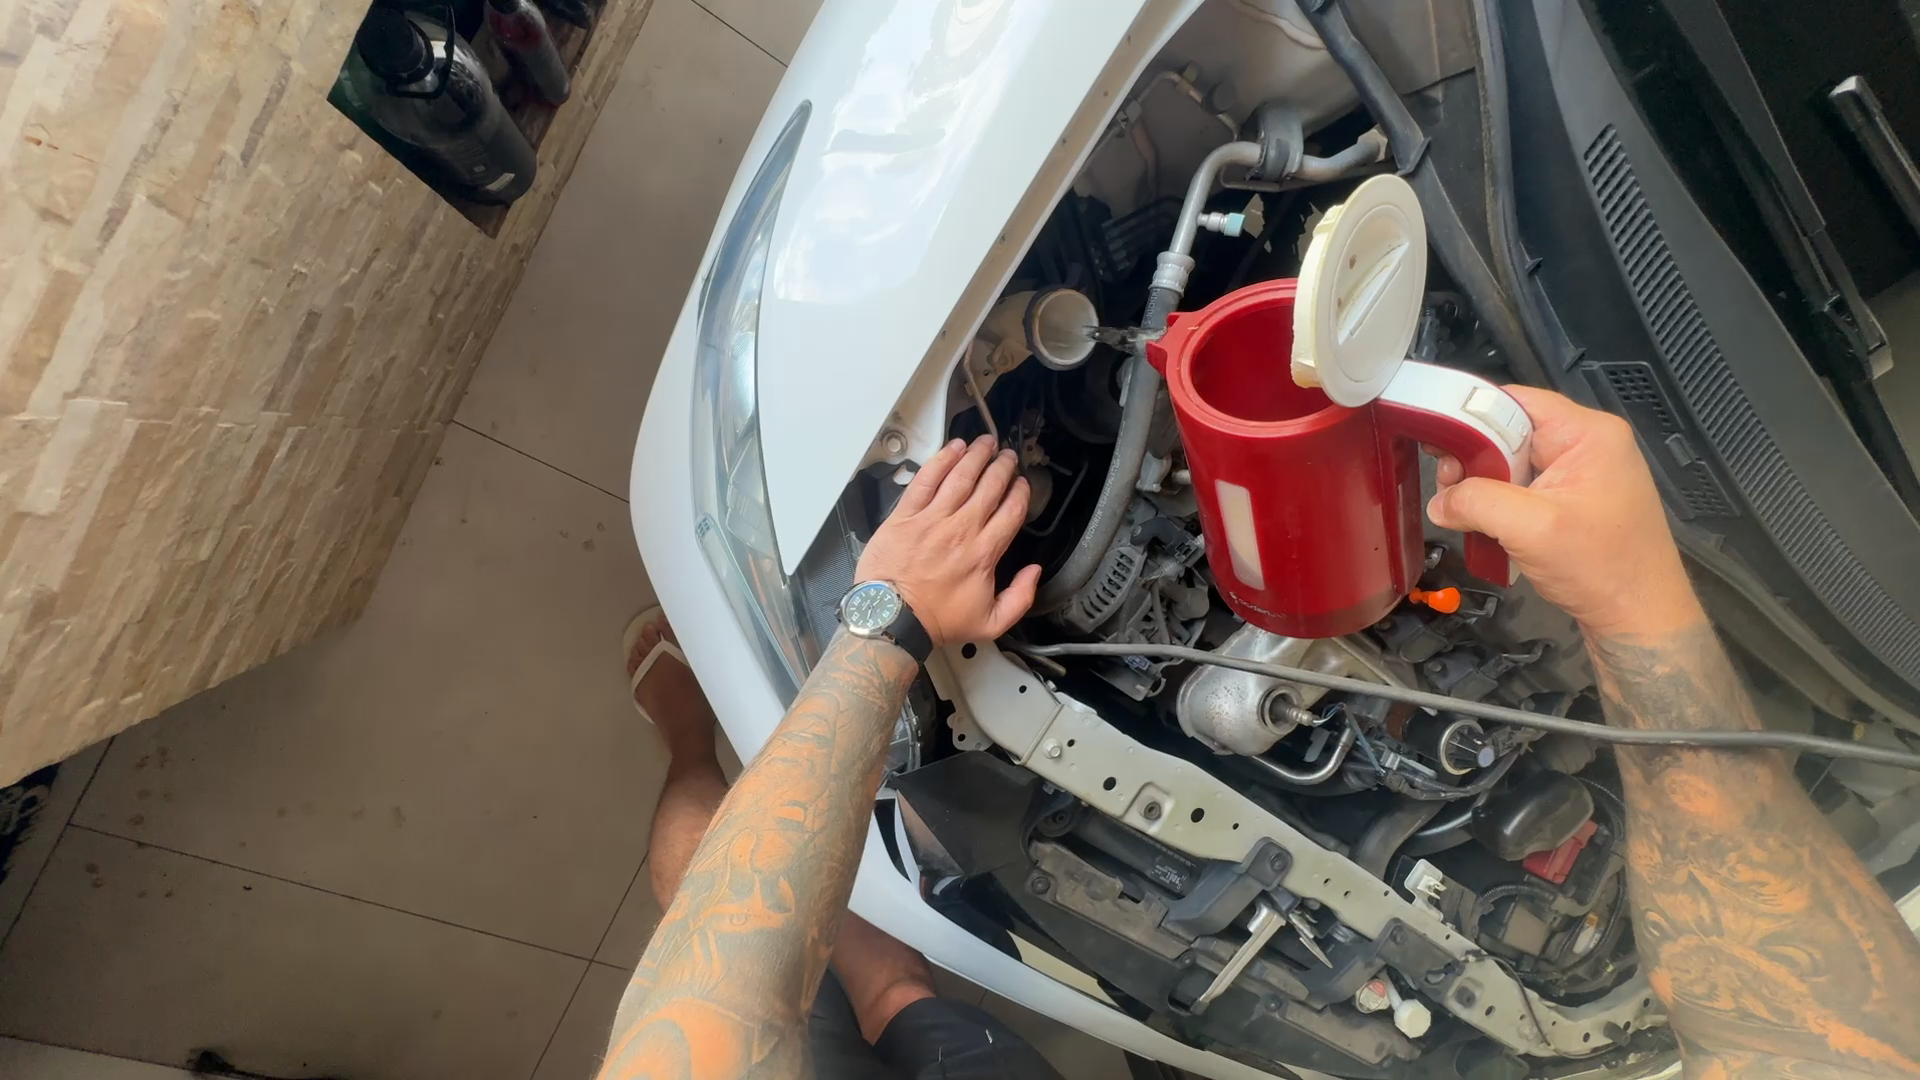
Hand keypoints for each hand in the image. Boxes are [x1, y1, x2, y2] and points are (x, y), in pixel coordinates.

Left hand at [856, 435, 1042, 647]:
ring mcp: (932, 519)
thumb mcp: (990, 623)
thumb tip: (1034, 573)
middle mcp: (961, 530)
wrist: (890, 618)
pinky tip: (953, 448)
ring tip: (986, 443)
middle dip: (1002, 467)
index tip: (1021, 484)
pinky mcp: (906, 515)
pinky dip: (942, 460)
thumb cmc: (935, 619)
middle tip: (1007, 457)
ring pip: (961, 477)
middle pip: (989, 487)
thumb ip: (1020, 598)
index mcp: (983, 554)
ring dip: (977, 455)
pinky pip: (927, 480)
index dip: (1020, 492)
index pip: (1011, 511)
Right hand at [1426, 386, 1704, 639]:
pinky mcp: (1562, 497)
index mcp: (1586, 434)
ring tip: (1467, 513)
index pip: (1512, 400)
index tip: (1433, 442)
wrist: (1636, 615)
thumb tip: (1440, 502)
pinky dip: (1489, 502)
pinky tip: (1484, 523)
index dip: (1467, 416)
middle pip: (1503, 430)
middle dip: (1468, 458)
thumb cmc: (1600, 566)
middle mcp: (1581, 444)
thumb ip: (1476, 501)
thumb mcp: (1530, 527)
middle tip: (1451, 489)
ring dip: (1476, 485)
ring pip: (1502, 460)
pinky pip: (1511, 485)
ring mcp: (1572, 472)